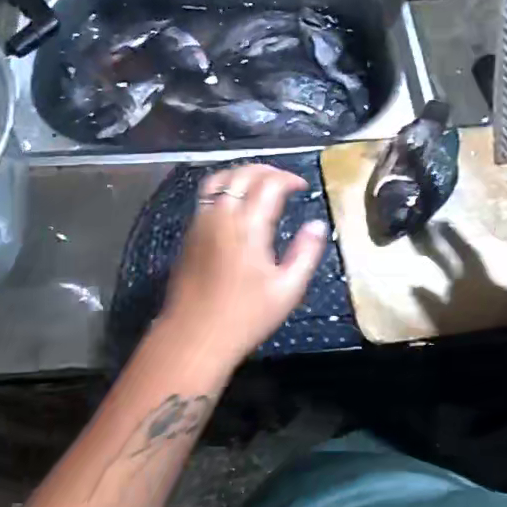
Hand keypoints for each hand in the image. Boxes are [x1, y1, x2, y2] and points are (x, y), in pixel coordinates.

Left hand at [156, 164, 328, 367]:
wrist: (193, 336)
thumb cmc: (245, 316)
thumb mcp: (287, 289)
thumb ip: (305, 253)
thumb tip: (317, 225)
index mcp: (248, 226)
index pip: (269, 183)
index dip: (288, 178)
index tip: (302, 187)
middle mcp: (222, 216)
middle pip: (242, 173)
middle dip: (267, 170)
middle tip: (285, 181)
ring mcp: (201, 223)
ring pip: (219, 179)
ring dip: (242, 174)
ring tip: (260, 184)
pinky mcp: (190, 234)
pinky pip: (207, 195)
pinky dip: (225, 188)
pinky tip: (237, 204)